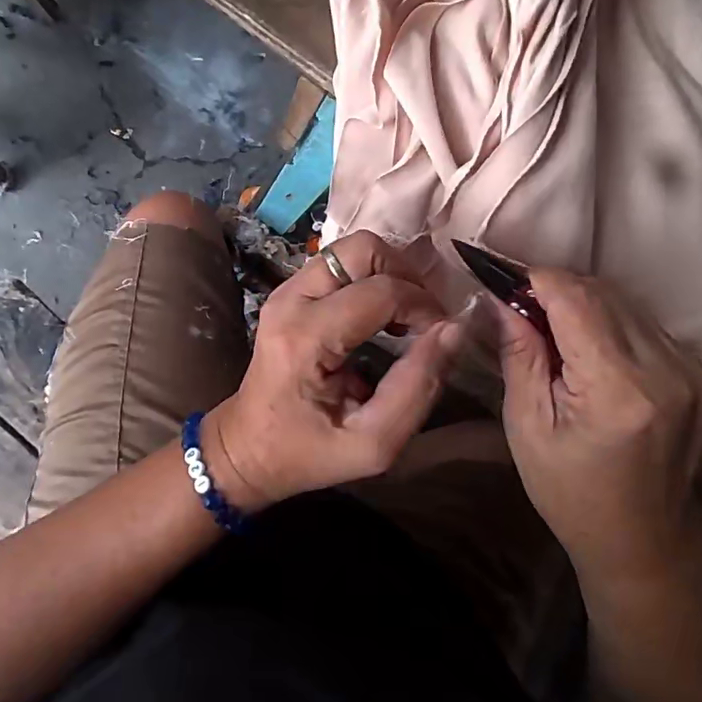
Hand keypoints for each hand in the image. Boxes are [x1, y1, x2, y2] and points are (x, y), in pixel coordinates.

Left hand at [206, 231, 464, 510]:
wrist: (247, 446)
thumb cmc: (307, 453)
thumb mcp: (374, 443)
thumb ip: (418, 386)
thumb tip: (454, 330)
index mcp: (305, 337)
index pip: (381, 291)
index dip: (423, 307)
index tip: (440, 337)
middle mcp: (291, 300)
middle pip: (362, 249)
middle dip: (405, 275)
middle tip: (422, 318)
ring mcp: (286, 290)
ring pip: (351, 250)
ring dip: (389, 274)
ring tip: (406, 317)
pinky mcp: (289, 291)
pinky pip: (340, 264)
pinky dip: (371, 279)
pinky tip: (383, 316)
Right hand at [495, 269, 701, 574]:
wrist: (641, 540)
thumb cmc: (567, 488)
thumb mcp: (525, 423)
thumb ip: (518, 352)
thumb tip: (499, 296)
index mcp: (618, 389)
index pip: (574, 297)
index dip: (535, 280)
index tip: (505, 284)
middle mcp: (669, 373)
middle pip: (602, 294)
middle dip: (557, 291)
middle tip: (524, 312)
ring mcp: (698, 375)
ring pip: (628, 305)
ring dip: (587, 308)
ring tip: (559, 338)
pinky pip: (652, 328)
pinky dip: (617, 328)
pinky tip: (599, 358)